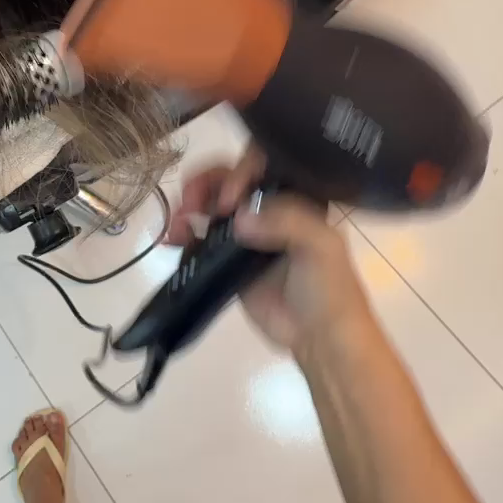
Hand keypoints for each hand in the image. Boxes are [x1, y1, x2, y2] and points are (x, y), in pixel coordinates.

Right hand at [165, 156, 369, 352]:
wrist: (319, 337)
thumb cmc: (329, 288)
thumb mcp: (321, 247)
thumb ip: (287, 221)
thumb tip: (237, 219)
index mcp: (295, 197)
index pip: (260, 165)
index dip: (239, 173)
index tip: (228, 201)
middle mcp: (268, 207)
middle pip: (228, 178)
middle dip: (205, 183)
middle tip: (191, 203)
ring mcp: (246, 232)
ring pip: (210, 202)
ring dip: (189, 204)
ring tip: (178, 223)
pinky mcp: (226, 256)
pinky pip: (200, 235)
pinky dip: (183, 231)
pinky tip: (172, 238)